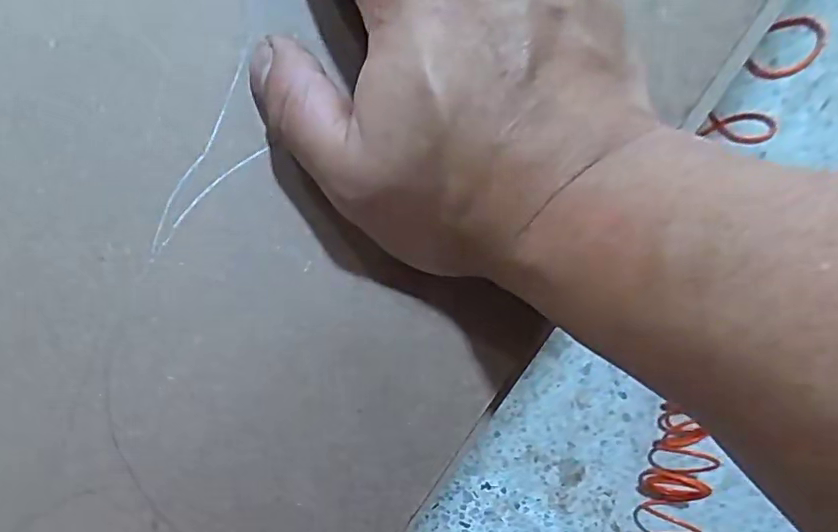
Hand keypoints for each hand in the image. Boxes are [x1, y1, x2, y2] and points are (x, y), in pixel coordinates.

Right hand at [248, 0, 660, 278]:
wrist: (570, 205)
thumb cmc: (450, 199)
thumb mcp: (353, 178)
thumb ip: (299, 110)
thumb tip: (267, 54)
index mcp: (410, 5)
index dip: (337, 0)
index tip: (340, 18)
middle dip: (389, 5)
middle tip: (381, 28)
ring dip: (443, 10)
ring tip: (437, 36)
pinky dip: (506, 6)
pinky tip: (496, 26)